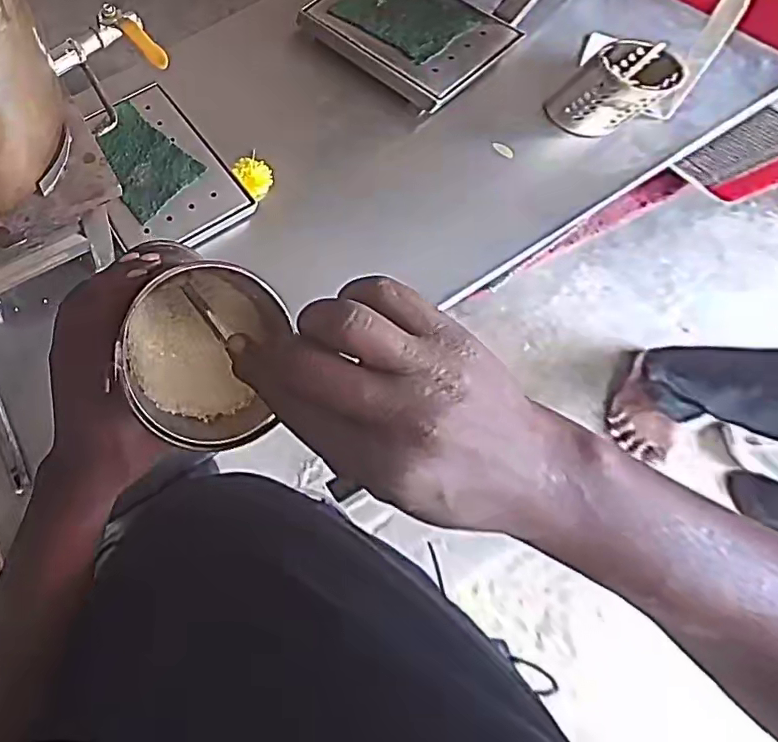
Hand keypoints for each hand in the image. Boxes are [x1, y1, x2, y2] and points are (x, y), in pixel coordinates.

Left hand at [41, 252, 178, 501]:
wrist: (85, 469)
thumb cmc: (115, 449)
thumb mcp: (159, 421)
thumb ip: (186, 397)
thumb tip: (218, 377)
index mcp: (93, 356)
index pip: (107, 299)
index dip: (131, 276)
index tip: (154, 263)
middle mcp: (73, 347)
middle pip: (92, 292)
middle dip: (121, 272)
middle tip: (150, 261)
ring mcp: (65, 350)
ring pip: (81, 301)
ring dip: (107, 282)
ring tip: (134, 272)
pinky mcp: (65, 356)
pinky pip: (75, 314)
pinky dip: (94, 297)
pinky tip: (112, 297)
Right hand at [229, 276, 582, 534]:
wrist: (532, 466)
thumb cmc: (459, 484)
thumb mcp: (384, 484)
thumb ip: (325, 433)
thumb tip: (275, 383)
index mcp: (386, 462)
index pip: (300, 409)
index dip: (262, 376)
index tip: (246, 357)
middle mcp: (407, 411)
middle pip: (312, 362)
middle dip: (278, 350)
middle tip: (277, 348)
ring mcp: (431, 365)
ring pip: (345, 319)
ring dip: (316, 321)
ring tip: (322, 334)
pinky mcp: (447, 331)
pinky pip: (383, 292)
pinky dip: (354, 297)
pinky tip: (357, 317)